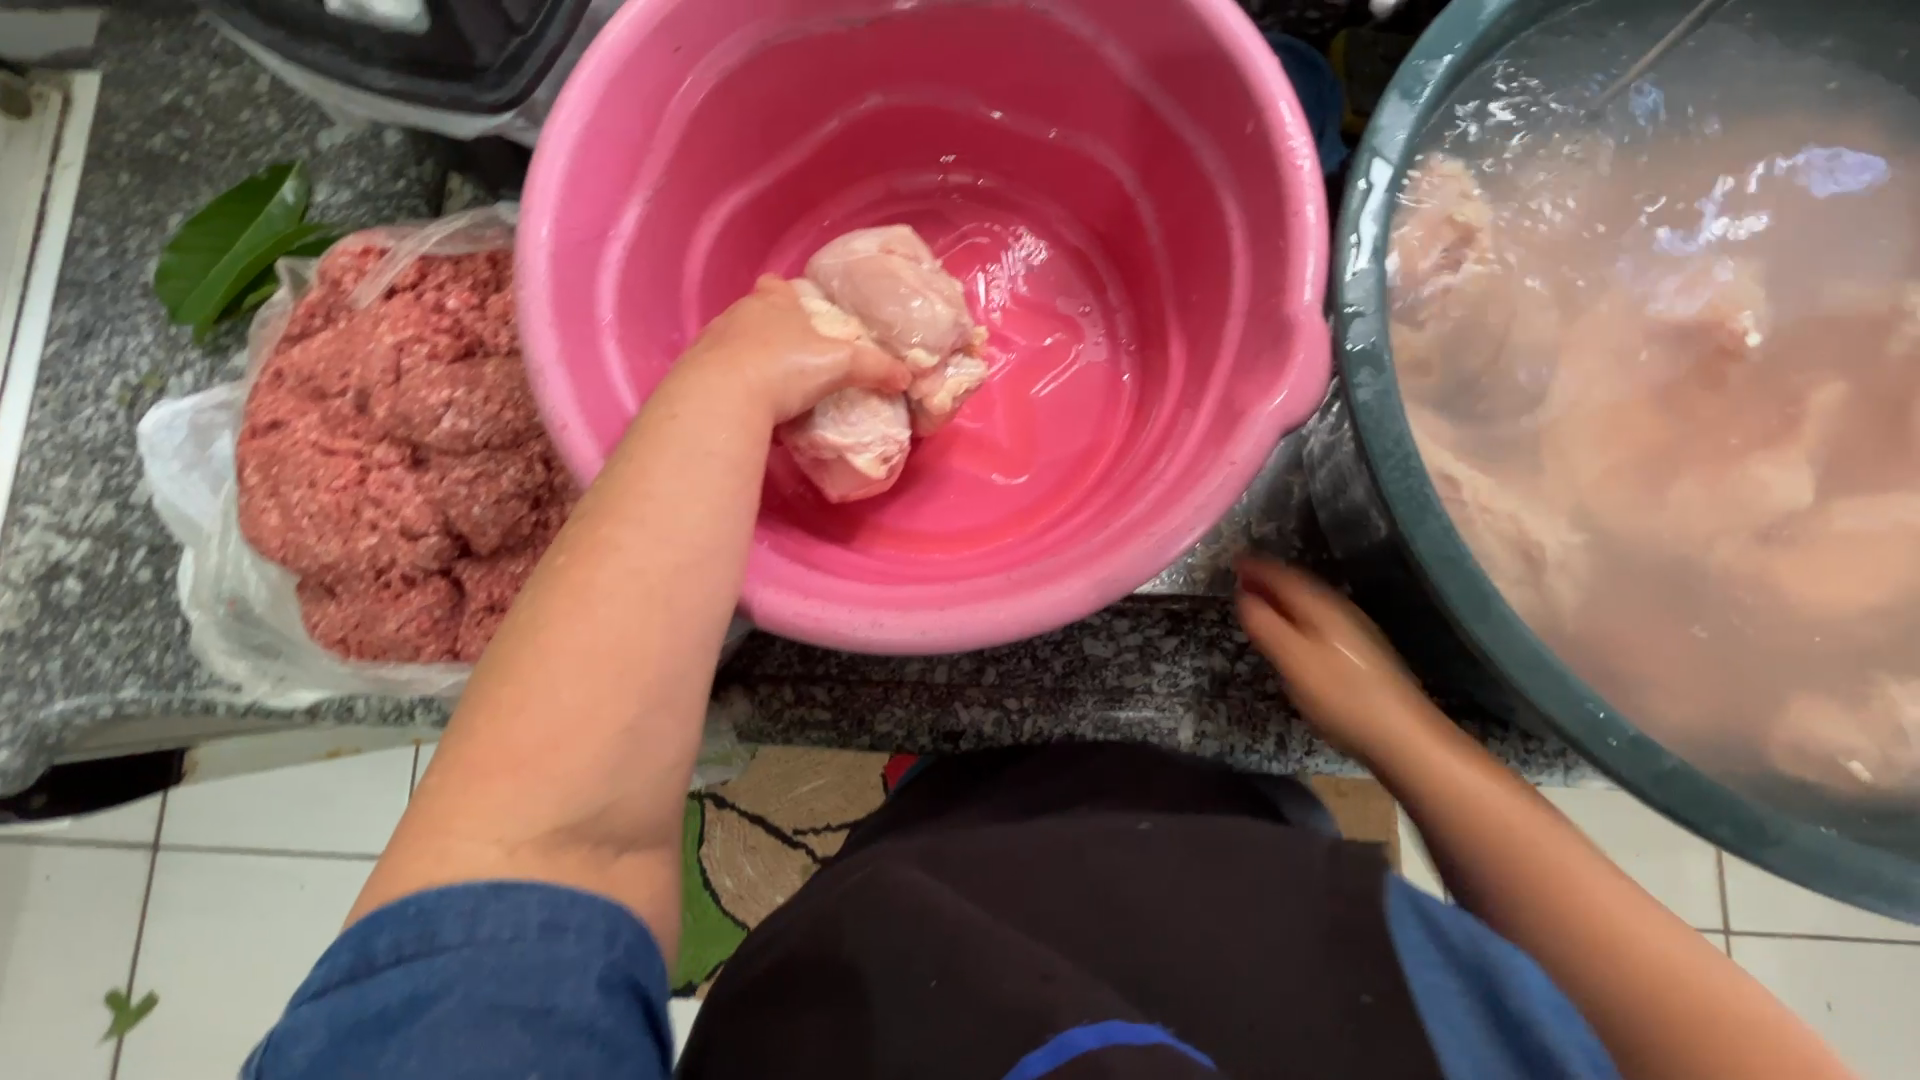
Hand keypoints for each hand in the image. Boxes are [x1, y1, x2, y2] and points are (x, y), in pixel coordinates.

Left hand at [675, 275, 910, 423]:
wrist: (722, 399)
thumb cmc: (784, 369)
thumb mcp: (840, 367)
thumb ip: (874, 368)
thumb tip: (905, 376)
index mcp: (772, 302)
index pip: (777, 286)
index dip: (788, 297)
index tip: (800, 314)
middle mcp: (737, 314)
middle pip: (754, 315)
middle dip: (771, 333)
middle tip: (794, 361)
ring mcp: (711, 342)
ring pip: (734, 346)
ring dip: (749, 363)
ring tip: (772, 392)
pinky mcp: (693, 374)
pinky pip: (719, 378)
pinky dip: (733, 390)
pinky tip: (750, 412)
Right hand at [1234, 559, 1448, 763]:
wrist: (1402, 734)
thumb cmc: (1340, 696)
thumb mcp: (1292, 660)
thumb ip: (1265, 625)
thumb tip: (1242, 595)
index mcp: (1320, 607)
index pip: (1283, 575)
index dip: (1256, 566)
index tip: (1232, 560)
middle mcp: (1339, 609)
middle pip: (1299, 584)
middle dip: (1269, 578)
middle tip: (1240, 577)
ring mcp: (1354, 629)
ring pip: (1310, 601)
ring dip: (1283, 595)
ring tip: (1260, 600)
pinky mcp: (1360, 650)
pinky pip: (1318, 617)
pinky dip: (1297, 613)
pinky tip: (1292, 629)